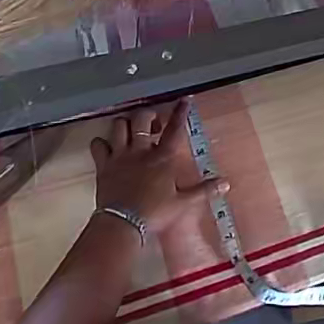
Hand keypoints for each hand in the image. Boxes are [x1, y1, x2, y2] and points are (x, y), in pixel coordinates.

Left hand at [89, 101, 225, 240]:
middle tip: (154, 123)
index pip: (174, 129)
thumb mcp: (183, 203)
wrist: (123, 223)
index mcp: (162, 158)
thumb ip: (204, 191)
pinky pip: (98, 145)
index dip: (180, 112)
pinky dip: (101, 142)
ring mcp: (120, 155)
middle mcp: (140, 150)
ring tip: (131, 130)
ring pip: (119, 125)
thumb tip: (225, 184)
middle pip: (142, 118)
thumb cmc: (155, 213)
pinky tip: (106, 146)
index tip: (183, 100)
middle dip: (148, 115)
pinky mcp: (103, 165)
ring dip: (125, 123)